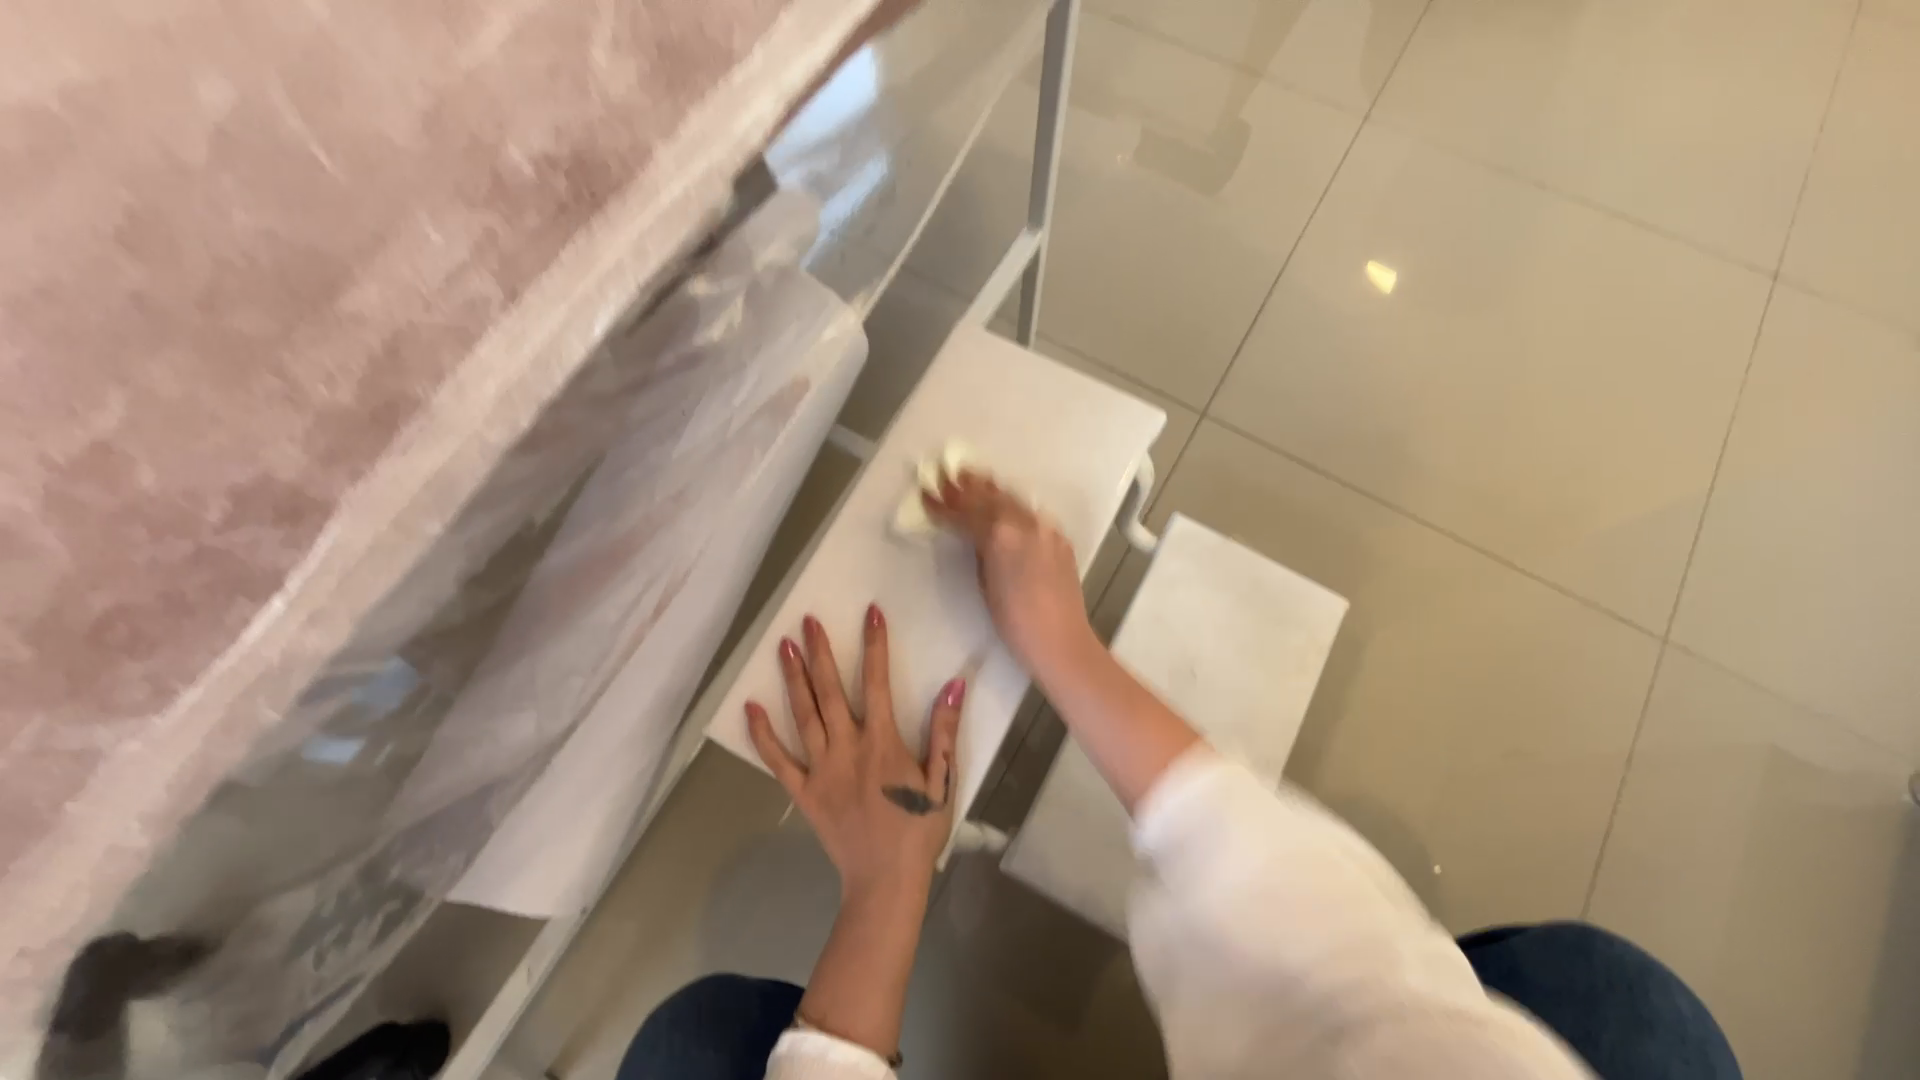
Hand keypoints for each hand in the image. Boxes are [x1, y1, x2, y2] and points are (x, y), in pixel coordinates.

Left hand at [746, 605, 964, 900]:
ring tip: (782, 646)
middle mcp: (847, 748)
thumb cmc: (918, 831)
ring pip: (803, 715)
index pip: (877, 682)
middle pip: (830, 690)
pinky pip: (778, 759)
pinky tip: (750, 707)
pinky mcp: (803, 791)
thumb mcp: (942, 781)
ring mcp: (820, 769)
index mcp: (883, 743)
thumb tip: (954, 684)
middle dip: (820, 652)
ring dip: (793, 678)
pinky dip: (763, 733)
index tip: (870, 613)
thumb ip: (944, 732)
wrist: (885, 882)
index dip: (874, 644)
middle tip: (807, 620)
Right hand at [923, 469, 1098, 681]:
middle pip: (989, 499)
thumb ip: (979, 553)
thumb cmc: (1015, 623)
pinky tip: (1002, 501)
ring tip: (970, 476)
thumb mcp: (986, 586)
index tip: (926, 493)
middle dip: (964, 488)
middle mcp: (1024, 523)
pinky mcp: (1058, 537)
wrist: (1061, 640)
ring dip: (988, 488)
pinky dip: (1011, 502)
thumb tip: (974, 537)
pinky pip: (1029, 512)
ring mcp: (1044, 527)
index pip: (965, 514)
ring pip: (1011, 499)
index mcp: (1000, 536)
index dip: (943, 505)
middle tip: (945, 475)